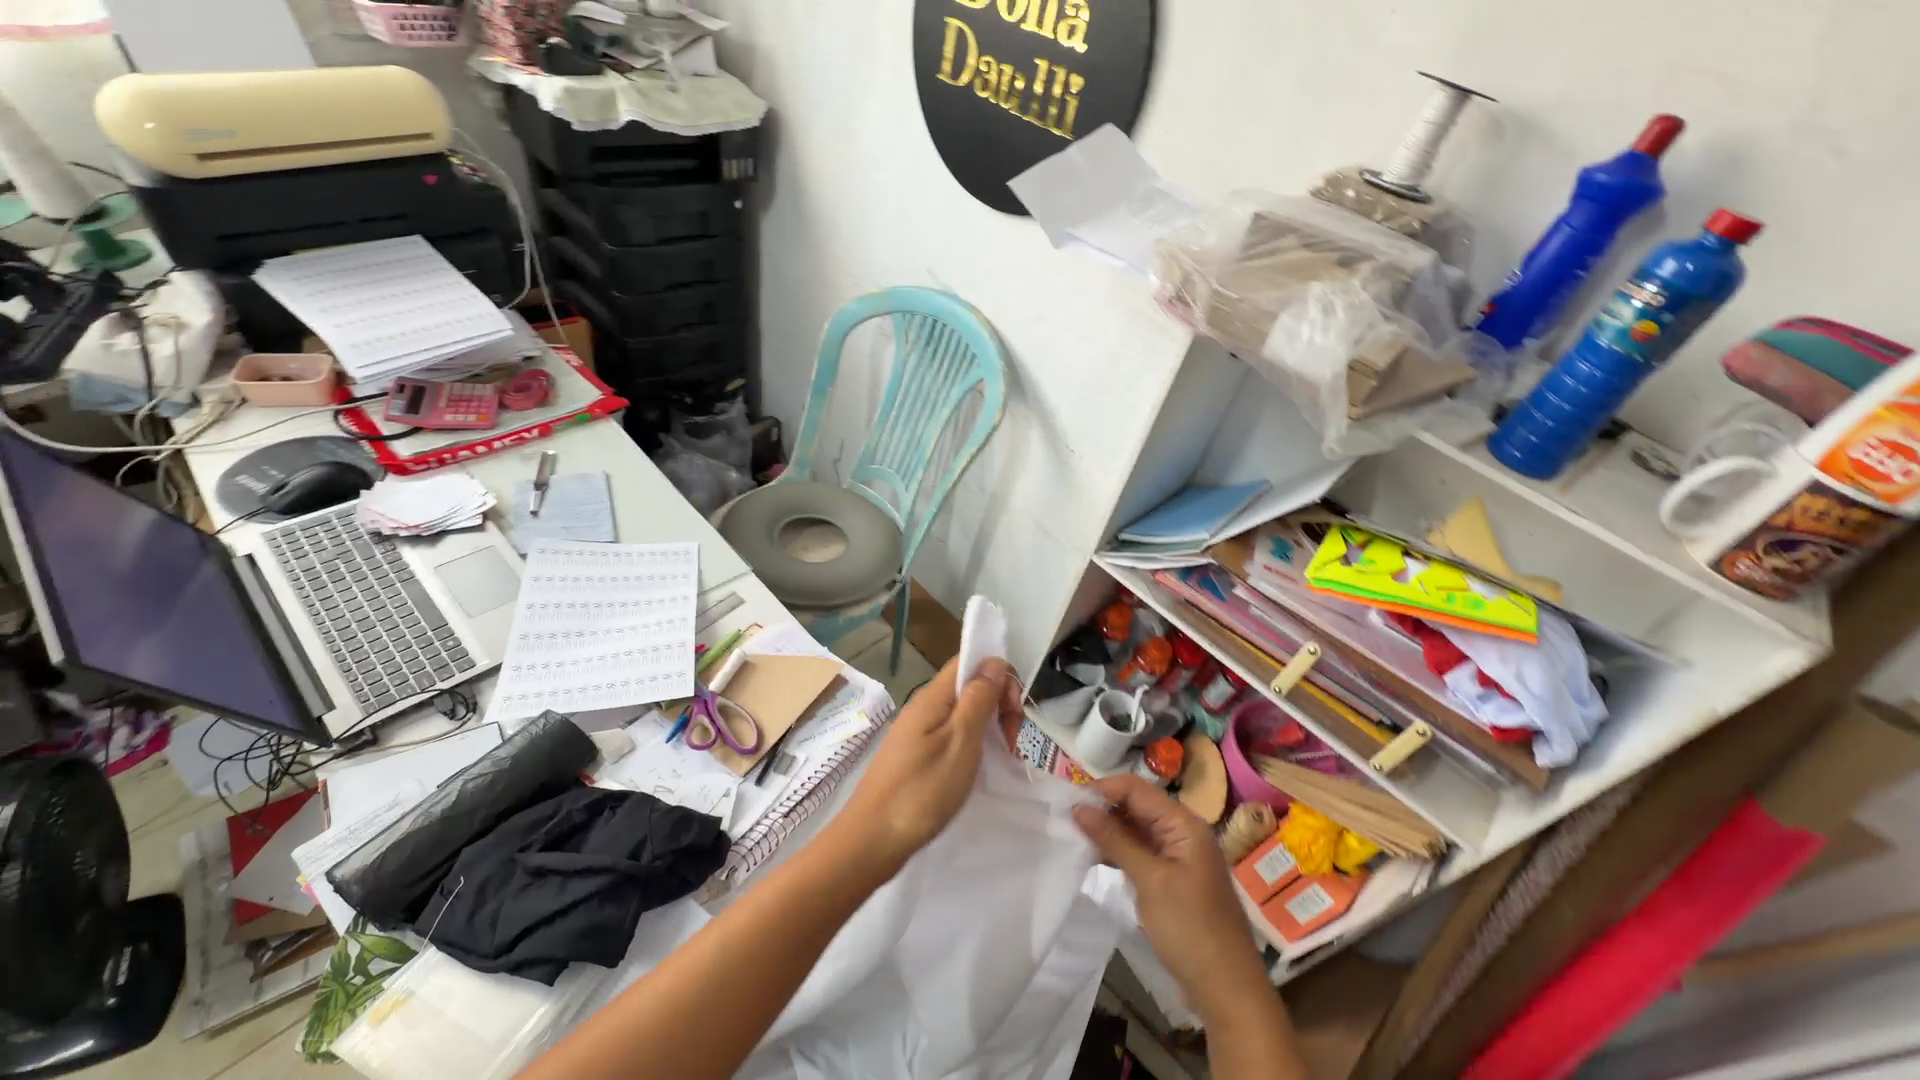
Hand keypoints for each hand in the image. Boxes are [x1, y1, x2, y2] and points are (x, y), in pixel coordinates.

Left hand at [836, 656, 1021, 872]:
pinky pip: (951, 735)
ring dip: (987, 726)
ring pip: (961, 713)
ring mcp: (917, 734)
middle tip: (1013, 740)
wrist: (872, 841)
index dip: (999, 675)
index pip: (968, 661)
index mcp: (932, 698)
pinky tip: (979, 767)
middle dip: (998, 703)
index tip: (1015, 709)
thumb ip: (978, 700)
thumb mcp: (960, 743)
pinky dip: (972, 744)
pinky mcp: (916, 757)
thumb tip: (994, 661)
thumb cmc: (921, 791)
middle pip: (967, 686)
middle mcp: (923, 708)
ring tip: (1002, 756)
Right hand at [1073, 775, 1270, 1019]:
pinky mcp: (1172, 879)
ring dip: (1107, 831)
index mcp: (1185, 824)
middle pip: (1136, 805)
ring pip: (1136, 830)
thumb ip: (1115, 840)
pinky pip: (1141, 853)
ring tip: (1073, 838)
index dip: (1101, 789)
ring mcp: (1178, 857)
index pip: (1136, 788)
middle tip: (1064, 821)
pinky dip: (1118, 852)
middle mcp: (1183, 832)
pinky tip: (1094, 858)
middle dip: (1102, 809)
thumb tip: (1079, 807)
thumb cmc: (1190, 928)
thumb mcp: (1150, 880)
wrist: (1226, 987)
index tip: (1066, 803)